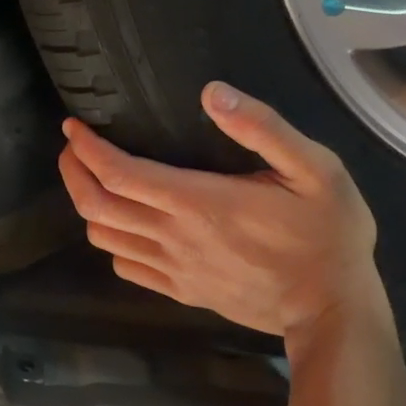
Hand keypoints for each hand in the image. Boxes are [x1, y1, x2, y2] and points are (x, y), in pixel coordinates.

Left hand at [57, 81, 384, 342]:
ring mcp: (175, 271)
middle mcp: (174, 238)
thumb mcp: (314, 169)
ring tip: (95, 181)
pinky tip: (127, 226)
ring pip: (104, 239)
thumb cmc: (327, 235)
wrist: (332, 312)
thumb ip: (262, 127)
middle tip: (72, 147)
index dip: (87, 148)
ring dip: (90, 206)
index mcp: (199, 202)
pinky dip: (113, 242)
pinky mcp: (183, 294)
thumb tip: (211, 93)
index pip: (119, 174)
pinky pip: (127, 268)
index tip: (73, 126)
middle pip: (96, 207)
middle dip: (74, 173)